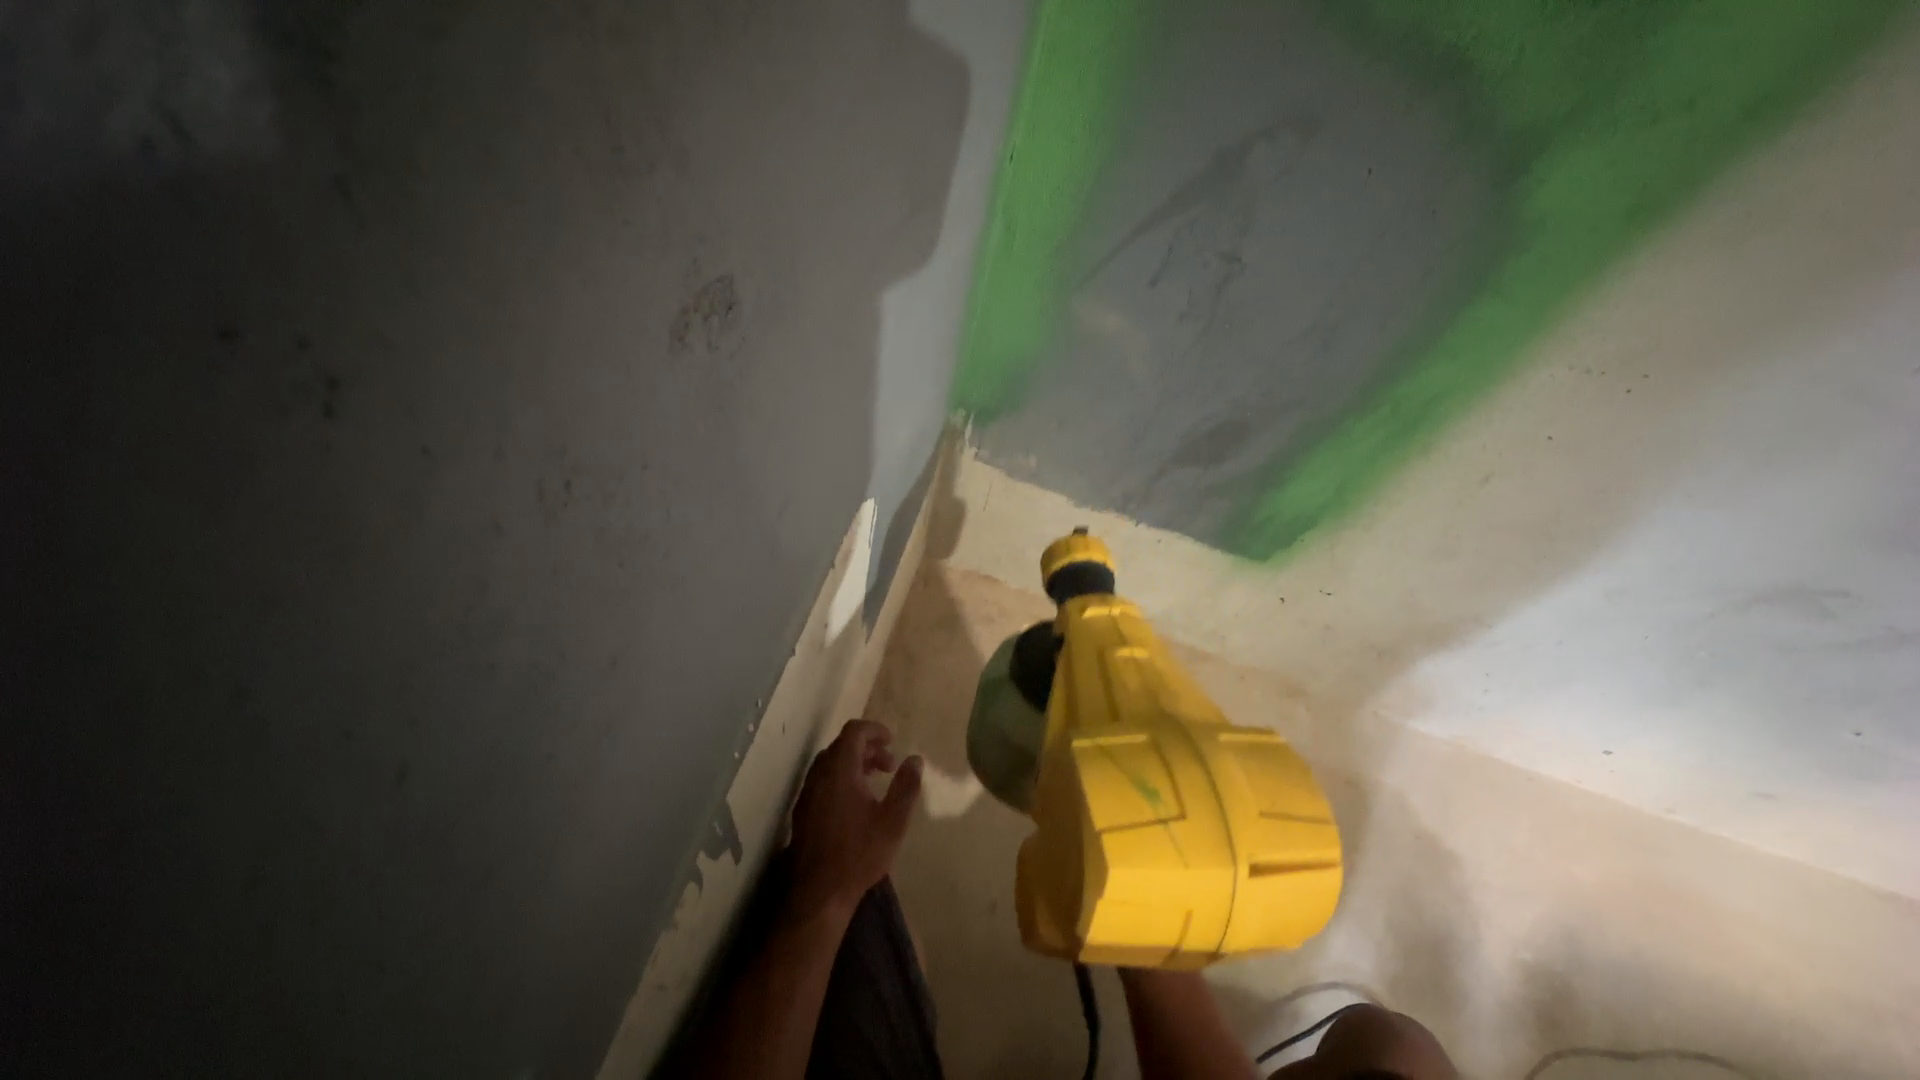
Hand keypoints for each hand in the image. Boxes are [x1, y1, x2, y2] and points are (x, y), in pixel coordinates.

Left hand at [789, 719, 921, 919]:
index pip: (854, 732)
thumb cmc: (859, 853)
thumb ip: (906, 786)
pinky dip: (841, 778)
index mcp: (840, 770)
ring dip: (854, 763)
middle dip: (867, 748)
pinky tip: (856, 802)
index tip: (893, 740)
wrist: (819, 891)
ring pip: (830, 763)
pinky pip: (823, 780)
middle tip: (889, 764)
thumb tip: (915, 759)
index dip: (875, 730)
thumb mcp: (893, 820)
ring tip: (875, 780)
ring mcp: (808, 793)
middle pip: (841, 745)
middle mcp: (819, 775)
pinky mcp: (803, 810)